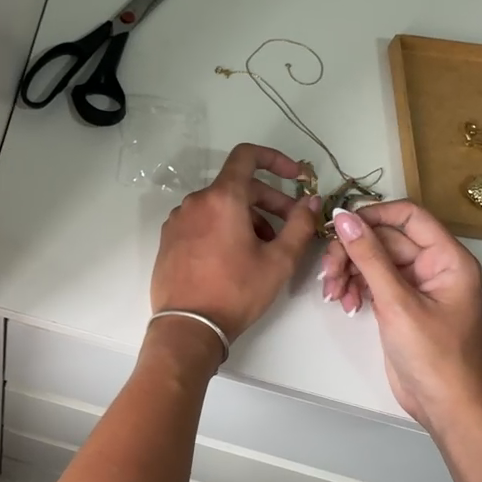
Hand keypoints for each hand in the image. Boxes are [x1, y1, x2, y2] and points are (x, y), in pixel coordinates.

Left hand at [150, 143, 320, 341]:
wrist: (188, 325)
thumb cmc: (236, 291)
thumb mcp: (278, 260)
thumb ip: (300, 225)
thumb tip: (311, 201)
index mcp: (221, 198)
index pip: (246, 156)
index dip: (274, 159)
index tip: (295, 176)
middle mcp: (195, 201)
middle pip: (238, 186)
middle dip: (270, 200)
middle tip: (293, 225)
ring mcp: (178, 219)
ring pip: (220, 205)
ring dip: (248, 217)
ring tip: (267, 247)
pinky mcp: (169, 237)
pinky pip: (202, 220)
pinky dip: (224, 226)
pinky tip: (237, 255)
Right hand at [320, 202, 481, 430]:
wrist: (448, 408)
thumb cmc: (436, 357)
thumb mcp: (398, 303)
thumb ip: (368, 256)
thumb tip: (343, 216)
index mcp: (448, 259)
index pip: (408, 215)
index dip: (372, 215)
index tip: (339, 228)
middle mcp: (433, 266)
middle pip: (383, 239)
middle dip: (351, 252)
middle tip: (328, 274)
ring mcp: (416, 286)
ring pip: (372, 259)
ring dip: (348, 271)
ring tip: (333, 294)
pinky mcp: (400, 304)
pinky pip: (371, 280)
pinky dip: (354, 288)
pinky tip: (345, 304)